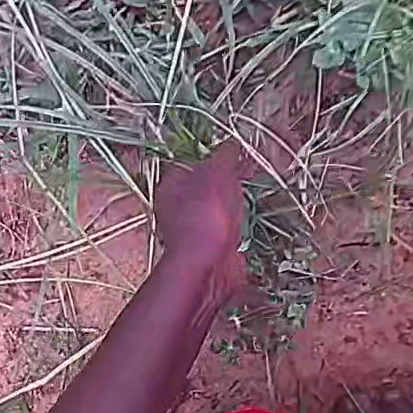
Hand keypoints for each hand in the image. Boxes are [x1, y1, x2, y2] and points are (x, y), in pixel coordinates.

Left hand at [154, 145, 248, 301]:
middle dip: (223, 181)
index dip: (210, 157)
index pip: (187, 164)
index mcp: (170, 188)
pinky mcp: (212, 248)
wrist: (209, 266)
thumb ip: (223, 157)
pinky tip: (242, 221)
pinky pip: (225, 229)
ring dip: (230, 203)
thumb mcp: (216, 174)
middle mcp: (177, 210)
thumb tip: (230, 146)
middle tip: (240, 174)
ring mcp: (194, 230)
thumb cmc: (202, 221)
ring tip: (242, 196)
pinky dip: (236, 224)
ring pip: (214, 208)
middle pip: (202, 187)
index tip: (229, 154)